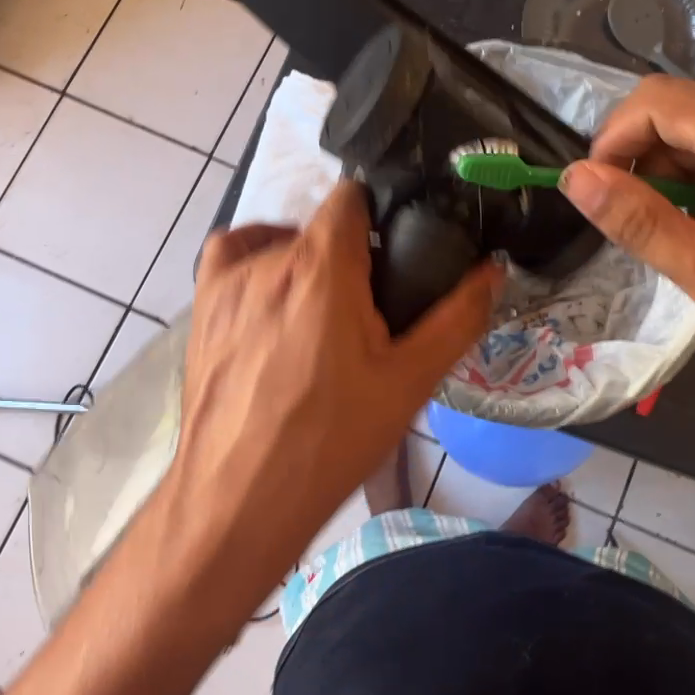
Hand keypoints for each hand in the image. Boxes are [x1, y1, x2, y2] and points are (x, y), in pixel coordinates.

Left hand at [174, 181, 502, 555]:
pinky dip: (256, 263)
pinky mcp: (201, 308)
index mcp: (322, 265)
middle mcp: (269, 258)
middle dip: (350, 253)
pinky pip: (230, 259)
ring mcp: (225, 282)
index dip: (380, 214)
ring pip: (277, 243)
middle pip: (318, 226)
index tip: (398, 252)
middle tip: (371, 308)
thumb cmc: (332, 437)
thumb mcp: (411, 381)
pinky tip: (271, 301)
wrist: (242, 497)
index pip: (351, 197)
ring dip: (304, 261)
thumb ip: (457, 317)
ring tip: (323, 313)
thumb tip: (493, 271)